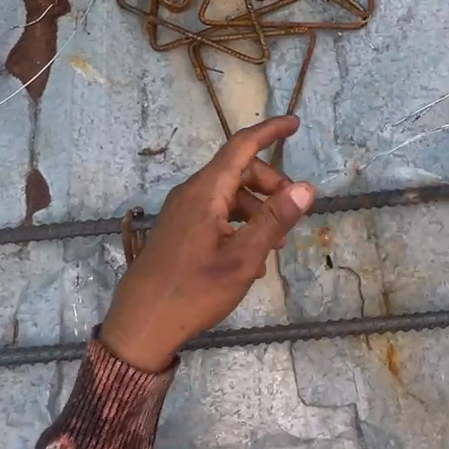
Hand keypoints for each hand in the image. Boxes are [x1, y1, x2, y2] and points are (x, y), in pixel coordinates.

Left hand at [99, 117, 315, 371]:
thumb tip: (307, 188)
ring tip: (276, 244)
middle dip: (271, 185)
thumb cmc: (194, 291)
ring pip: (229, 194)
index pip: (242, 146)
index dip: (270, 131)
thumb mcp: (243, 259)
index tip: (295, 123)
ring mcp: (182, 211)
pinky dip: (239, 223)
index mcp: (206, 192)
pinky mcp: (179, 229)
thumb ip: (275, 220)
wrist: (141, 325)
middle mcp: (192, 193)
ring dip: (257, 209)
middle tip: (293, 213)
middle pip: (239, 171)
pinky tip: (252, 257)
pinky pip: (216, 212)